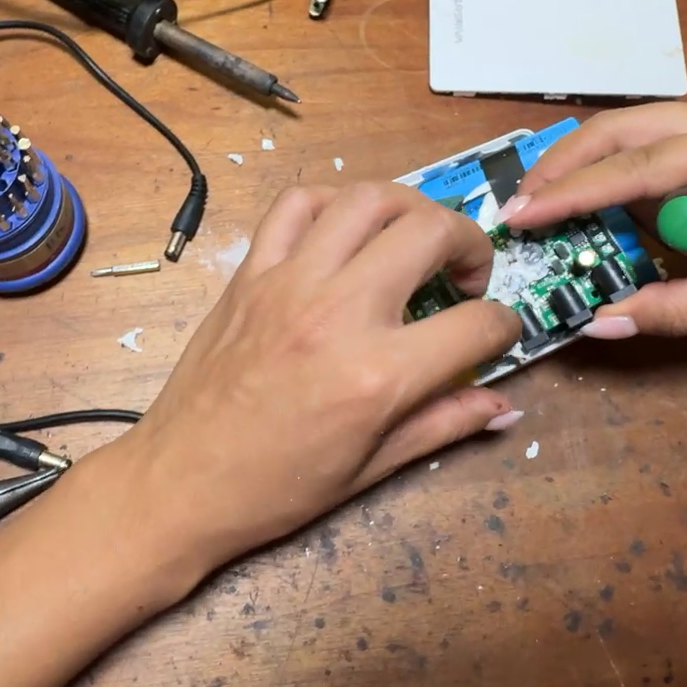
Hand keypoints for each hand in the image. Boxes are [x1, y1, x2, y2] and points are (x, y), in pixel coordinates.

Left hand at [96, 183, 521, 571]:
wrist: (181, 481)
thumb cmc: (278, 487)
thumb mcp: (371, 470)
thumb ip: (445, 424)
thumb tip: (505, 404)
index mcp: (378, 375)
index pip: (477, 324)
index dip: (503, 326)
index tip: (495, 333)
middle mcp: (338, 311)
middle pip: (430, 231)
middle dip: (470, 244)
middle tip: (463, 275)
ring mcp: (289, 282)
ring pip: (366, 199)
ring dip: (408, 208)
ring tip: (412, 240)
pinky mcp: (250, 272)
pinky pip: (294, 206)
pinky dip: (331, 203)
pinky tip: (343, 232)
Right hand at [500, 96, 686, 337]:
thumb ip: (682, 308)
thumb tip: (600, 325)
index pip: (642, 165)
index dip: (575, 192)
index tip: (522, 214)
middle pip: (628, 127)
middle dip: (569, 163)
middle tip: (521, 202)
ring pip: (640, 133)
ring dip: (591, 166)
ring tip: (546, 201)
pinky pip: (661, 153)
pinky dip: (622, 177)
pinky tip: (596, 199)